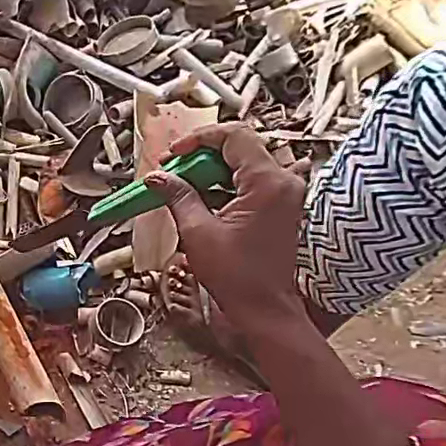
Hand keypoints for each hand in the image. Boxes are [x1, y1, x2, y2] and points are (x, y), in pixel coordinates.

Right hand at [148, 123, 305, 329]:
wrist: (264, 309)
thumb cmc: (239, 278)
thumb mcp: (198, 232)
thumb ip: (178, 197)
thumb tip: (159, 178)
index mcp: (268, 183)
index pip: (233, 136)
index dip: (198, 139)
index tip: (174, 154)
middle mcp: (284, 182)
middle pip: (239, 147)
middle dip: (202, 156)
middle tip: (174, 172)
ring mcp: (286, 194)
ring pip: (244, 164)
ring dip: (212, 171)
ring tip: (184, 188)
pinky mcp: (281, 207)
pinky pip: (251, 182)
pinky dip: (225, 185)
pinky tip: (203, 201)